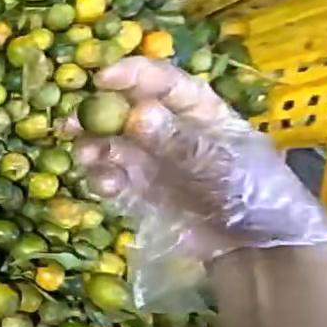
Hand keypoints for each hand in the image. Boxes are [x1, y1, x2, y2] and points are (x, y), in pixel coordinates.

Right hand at [72, 57, 326, 305]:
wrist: (255, 251)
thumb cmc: (255, 195)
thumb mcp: (224, 163)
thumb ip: (179, 141)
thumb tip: (137, 114)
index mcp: (198, 111)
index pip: (162, 83)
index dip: (133, 75)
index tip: (102, 78)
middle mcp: (167, 131)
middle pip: (123, 111)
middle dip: (96, 114)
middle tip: (71, 123)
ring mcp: (149, 162)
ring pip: (108, 144)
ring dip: (92, 147)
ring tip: (86, 157)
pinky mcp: (136, 191)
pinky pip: (109, 178)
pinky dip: (100, 179)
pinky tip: (105, 186)